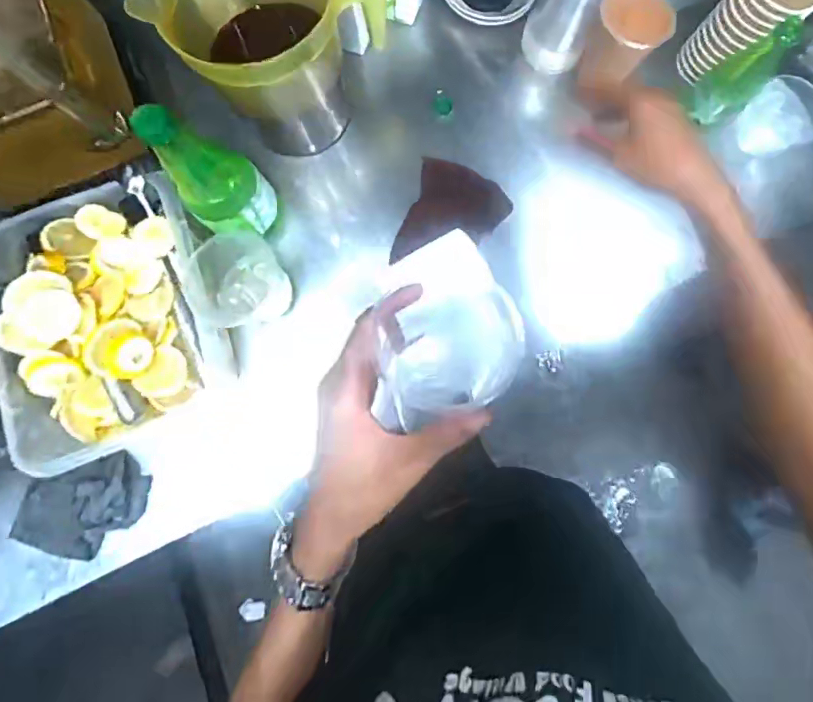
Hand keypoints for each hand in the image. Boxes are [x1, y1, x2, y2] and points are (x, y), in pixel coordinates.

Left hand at [294, 286, 488, 575]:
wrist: (327, 521)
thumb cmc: (361, 488)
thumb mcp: (408, 460)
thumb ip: (446, 433)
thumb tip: (485, 412)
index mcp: (345, 385)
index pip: (365, 328)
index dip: (390, 304)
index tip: (418, 290)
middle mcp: (335, 380)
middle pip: (360, 332)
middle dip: (390, 313)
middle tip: (425, 305)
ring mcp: (334, 393)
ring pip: (359, 349)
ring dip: (385, 333)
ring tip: (421, 326)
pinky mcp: (340, 405)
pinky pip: (360, 366)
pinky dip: (382, 354)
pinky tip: (407, 364)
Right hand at [584, 87, 743, 224]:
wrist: (698, 179)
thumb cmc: (655, 164)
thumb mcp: (619, 154)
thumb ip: (594, 140)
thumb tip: (574, 130)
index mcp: (640, 99)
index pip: (609, 88)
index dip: (591, 93)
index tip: (576, 99)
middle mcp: (656, 95)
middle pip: (625, 91)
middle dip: (605, 99)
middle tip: (587, 109)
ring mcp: (670, 104)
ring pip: (638, 98)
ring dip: (620, 106)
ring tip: (603, 119)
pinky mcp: (678, 116)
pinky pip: (650, 106)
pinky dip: (634, 111)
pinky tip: (627, 126)